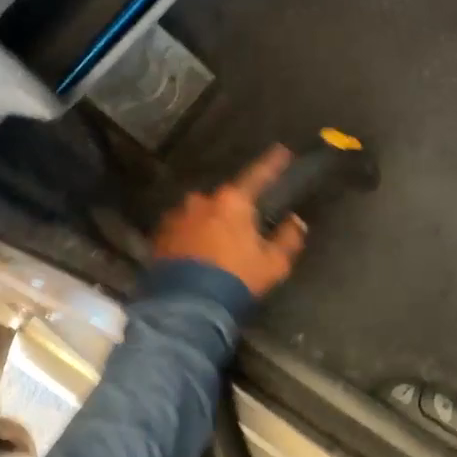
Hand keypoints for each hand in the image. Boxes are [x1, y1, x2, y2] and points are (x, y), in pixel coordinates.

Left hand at [151, 146, 305, 296]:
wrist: (186, 307)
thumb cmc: (237, 279)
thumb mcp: (273, 263)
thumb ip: (288, 238)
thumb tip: (296, 221)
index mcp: (233, 201)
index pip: (258, 175)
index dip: (273, 163)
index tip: (282, 150)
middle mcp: (203, 200)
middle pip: (226, 198)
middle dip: (235, 209)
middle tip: (243, 229)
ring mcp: (177, 216)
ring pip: (201, 213)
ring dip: (210, 223)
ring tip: (216, 246)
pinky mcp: (160, 236)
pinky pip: (182, 229)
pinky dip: (191, 236)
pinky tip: (196, 254)